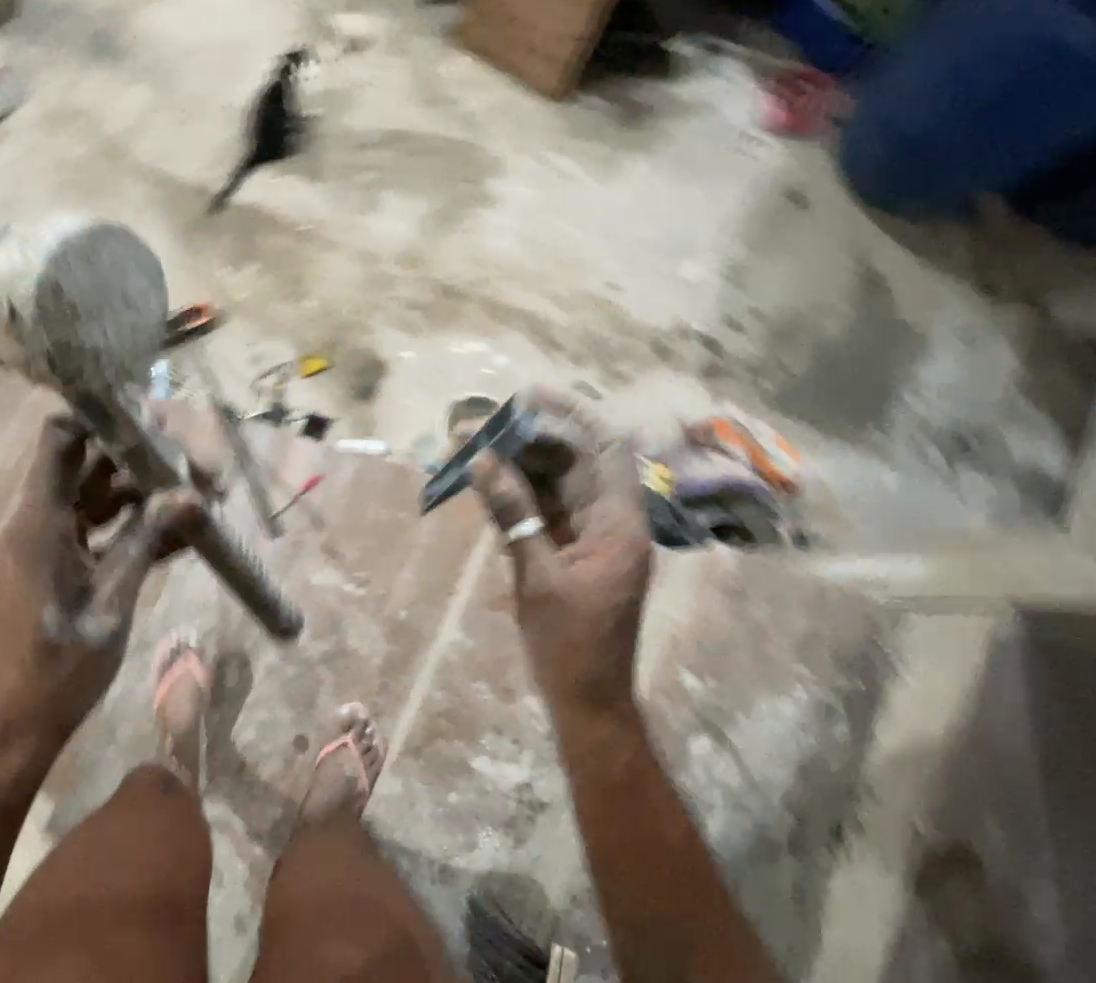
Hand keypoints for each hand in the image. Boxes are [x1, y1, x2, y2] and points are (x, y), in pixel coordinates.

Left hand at [0, 414, 205, 742]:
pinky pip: (99, 532)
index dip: (102, 418)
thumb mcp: (113, 600)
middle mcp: (39, 522)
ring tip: (199, 493)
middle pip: (87, 465)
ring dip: (144, 494)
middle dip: (140, 458)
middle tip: (194, 458)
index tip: (153, 416)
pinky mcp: (61, 567)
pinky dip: (133, 529)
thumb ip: (149, 540)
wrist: (19, 722)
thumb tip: (191, 493)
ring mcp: (49, 544)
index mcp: (39, 521)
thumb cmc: (61, 665)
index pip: (61, 439)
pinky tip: (181, 531)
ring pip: (98, 498)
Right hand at [471, 386, 653, 719]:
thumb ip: (512, 513)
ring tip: (476, 446)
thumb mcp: (536, 574)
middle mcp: (611, 522)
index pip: (603, 450)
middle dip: (532, 440)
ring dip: (520, 467)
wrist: (587, 700)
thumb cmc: (569, 642)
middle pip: (576, 464)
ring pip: (557, 487)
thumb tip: (480, 460)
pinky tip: (486, 482)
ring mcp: (592, 538)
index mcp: (620, 523)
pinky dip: (519, 497)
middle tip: (485, 424)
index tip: (530, 395)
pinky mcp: (572, 554)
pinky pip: (546, 512)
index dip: (569, 416)